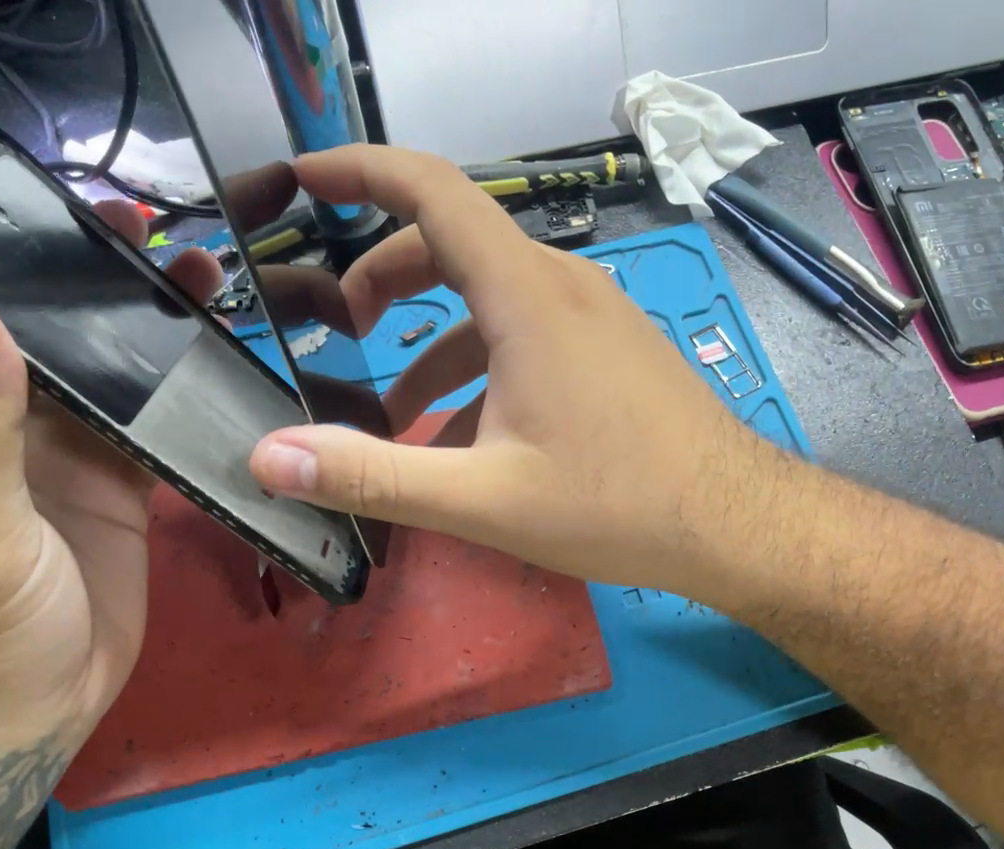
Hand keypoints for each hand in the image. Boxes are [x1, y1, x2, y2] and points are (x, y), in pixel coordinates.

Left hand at [0, 204, 223, 749]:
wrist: (34, 716)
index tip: (21, 214)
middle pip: (23, 330)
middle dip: (70, 277)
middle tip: (134, 228)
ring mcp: (58, 457)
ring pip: (94, 371)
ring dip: (134, 326)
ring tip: (194, 275)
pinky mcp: (114, 487)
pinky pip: (143, 424)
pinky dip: (173, 391)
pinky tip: (212, 357)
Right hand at [248, 145, 772, 596]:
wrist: (734, 523)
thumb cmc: (614, 505)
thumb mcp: (482, 498)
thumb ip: (373, 474)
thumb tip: (268, 459)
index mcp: (527, 296)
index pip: (432, 190)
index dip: (361, 171)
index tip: (304, 181)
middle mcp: (563, 286)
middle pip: (453, 245)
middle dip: (384, 279)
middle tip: (341, 333)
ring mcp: (595, 315)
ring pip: (490, 299)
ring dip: (432, 342)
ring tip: (394, 415)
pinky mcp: (612, 349)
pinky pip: (528, 335)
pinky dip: (481, 368)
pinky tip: (466, 437)